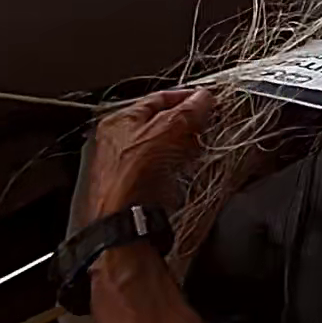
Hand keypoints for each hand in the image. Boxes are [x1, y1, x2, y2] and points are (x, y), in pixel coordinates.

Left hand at [85, 88, 212, 222]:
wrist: (121, 226)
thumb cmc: (135, 174)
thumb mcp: (169, 130)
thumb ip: (189, 110)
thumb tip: (204, 97)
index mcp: (118, 120)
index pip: (158, 98)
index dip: (186, 96)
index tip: (207, 99)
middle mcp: (114, 142)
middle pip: (159, 123)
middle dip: (186, 122)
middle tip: (206, 124)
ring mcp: (120, 168)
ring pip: (160, 147)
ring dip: (182, 145)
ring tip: (198, 148)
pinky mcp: (129, 191)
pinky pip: (158, 170)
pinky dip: (175, 166)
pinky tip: (185, 170)